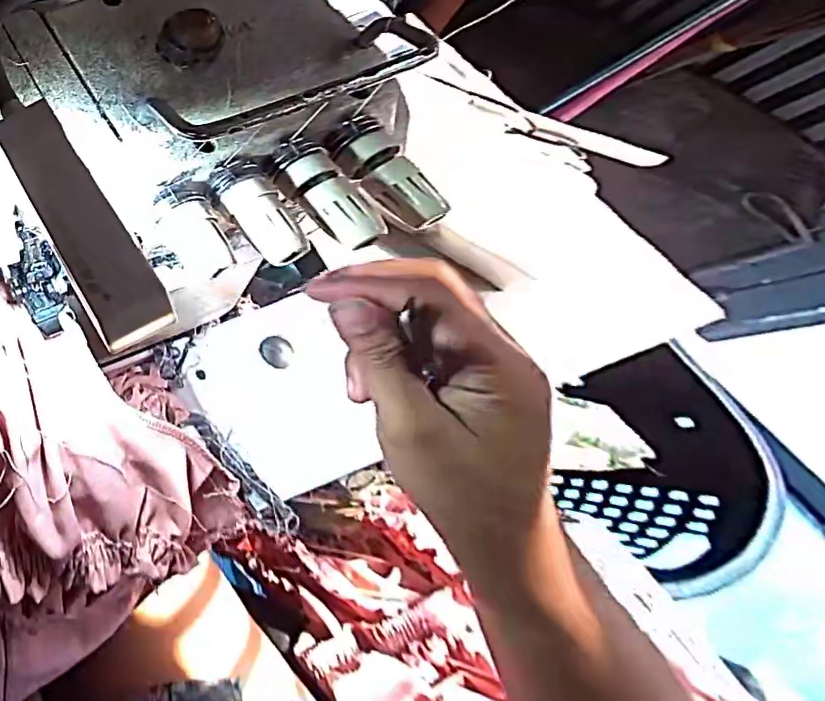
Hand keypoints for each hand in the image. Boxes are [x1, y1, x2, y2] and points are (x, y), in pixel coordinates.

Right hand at [305, 259, 555, 571]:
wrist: (501, 543)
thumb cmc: (466, 497)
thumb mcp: (408, 425)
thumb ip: (377, 357)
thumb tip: (348, 305)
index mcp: (498, 362)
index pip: (430, 290)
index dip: (369, 281)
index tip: (324, 289)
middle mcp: (498, 353)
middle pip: (427, 291)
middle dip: (370, 294)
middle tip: (325, 300)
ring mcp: (485, 362)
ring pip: (417, 314)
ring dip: (375, 333)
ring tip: (359, 379)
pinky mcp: (468, 373)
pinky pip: (419, 339)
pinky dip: (386, 351)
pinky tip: (374, 383)